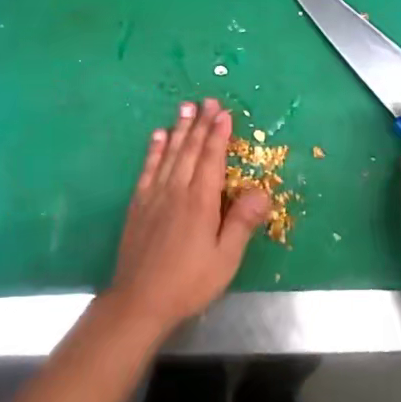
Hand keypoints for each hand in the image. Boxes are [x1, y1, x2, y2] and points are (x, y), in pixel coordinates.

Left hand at [104, 99, 270, 335]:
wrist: (139, 300)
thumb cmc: (189, 282)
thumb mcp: (225, 258)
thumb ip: (242, 222)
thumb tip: (262, 191)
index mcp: (200, 202)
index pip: (211, 159)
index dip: (218, 134)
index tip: (224, 112)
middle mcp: (176, 191)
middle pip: (189, 150)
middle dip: (199, 124)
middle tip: (206, 101)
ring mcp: (153, 196)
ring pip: (168, 154)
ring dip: (178, 130)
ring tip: (184, 108)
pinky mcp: (138, 205)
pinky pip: (148, 169)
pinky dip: (154, 150)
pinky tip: (157, 138)